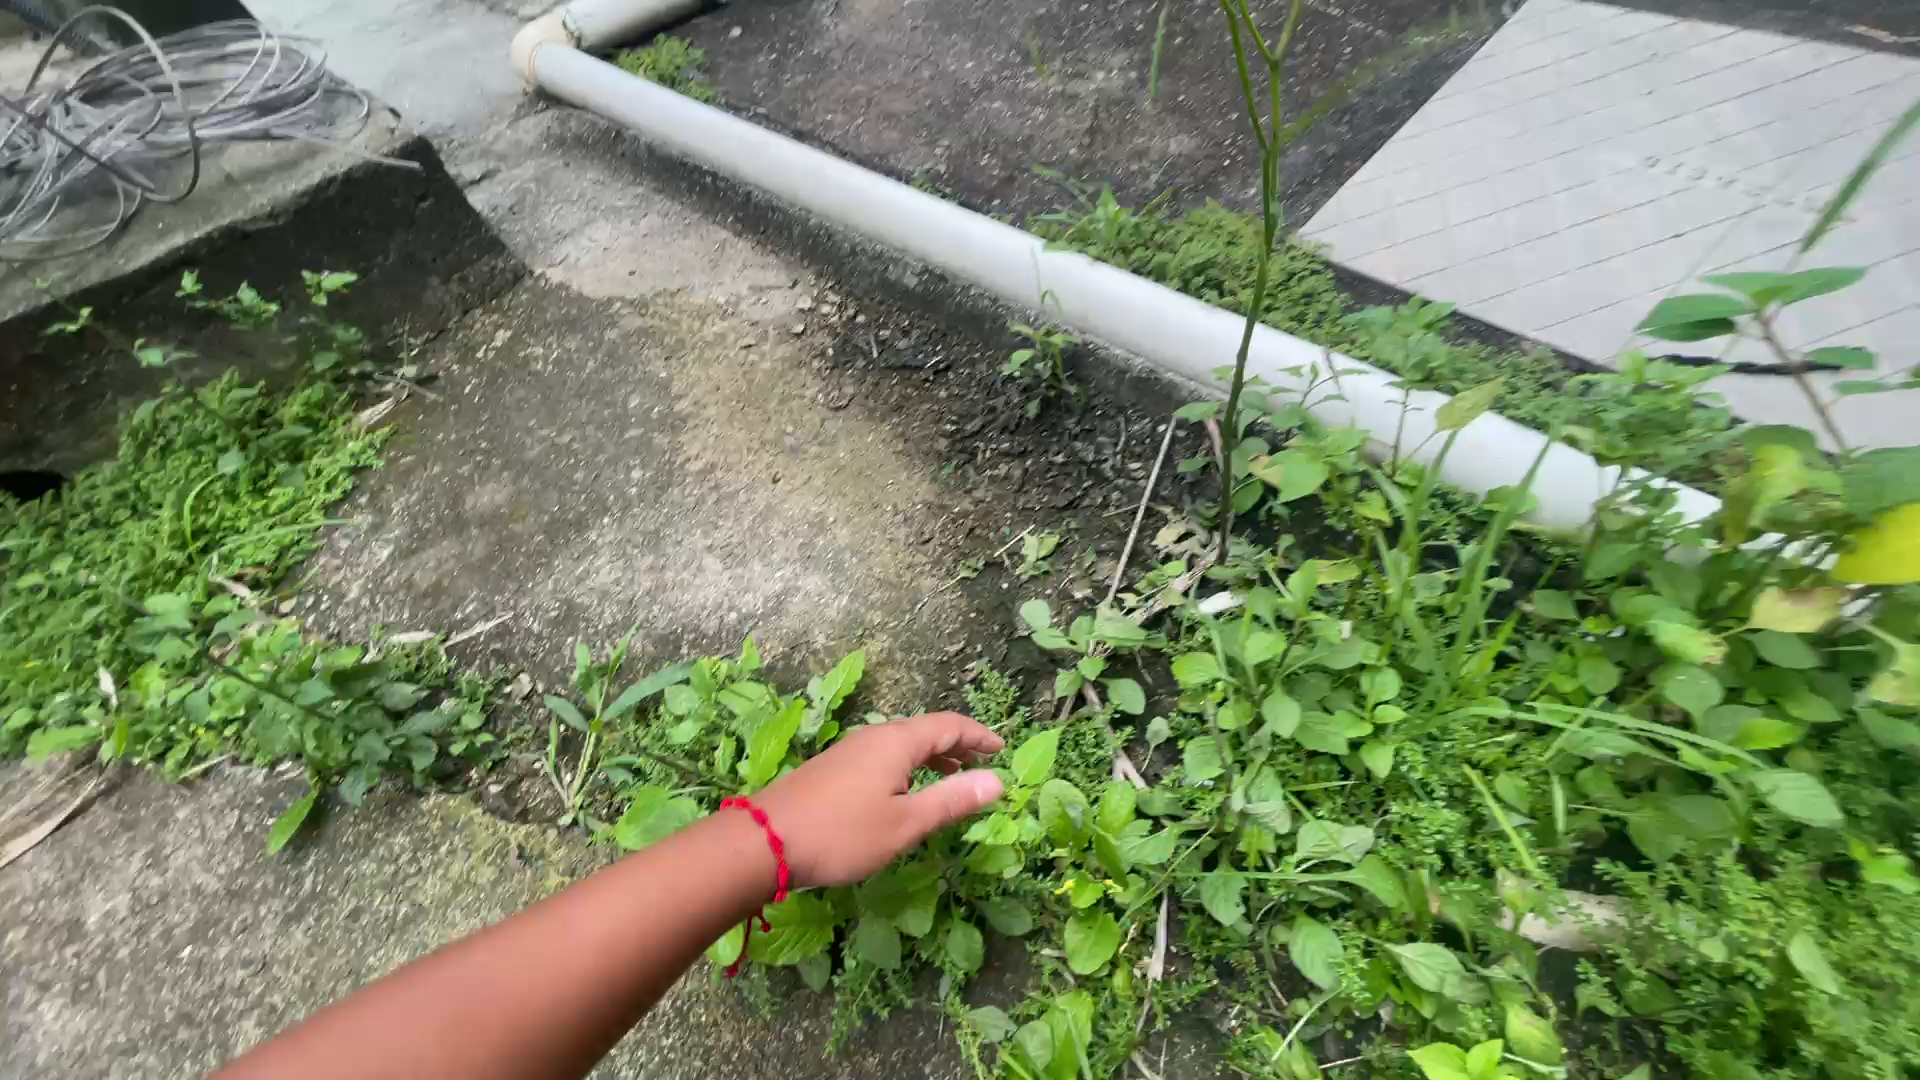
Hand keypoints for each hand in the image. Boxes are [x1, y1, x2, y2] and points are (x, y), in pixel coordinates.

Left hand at [751, 711, 1004, 887]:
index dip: (978, 735)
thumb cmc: (843, 834)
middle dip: (959, 744)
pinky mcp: (836, 767)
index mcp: (897, 741)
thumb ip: (951, 800)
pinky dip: (910, 765)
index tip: (1002, 749)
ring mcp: (852, 750)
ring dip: (934, 756)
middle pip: (926, 730)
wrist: (765, 841)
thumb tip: (996, 781)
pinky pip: (885, 755)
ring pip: (904, 743)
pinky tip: (906, 791)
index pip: (949, 726)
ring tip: (954, 776)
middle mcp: (875, 736)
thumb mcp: (905, 823)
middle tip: (984, 762)